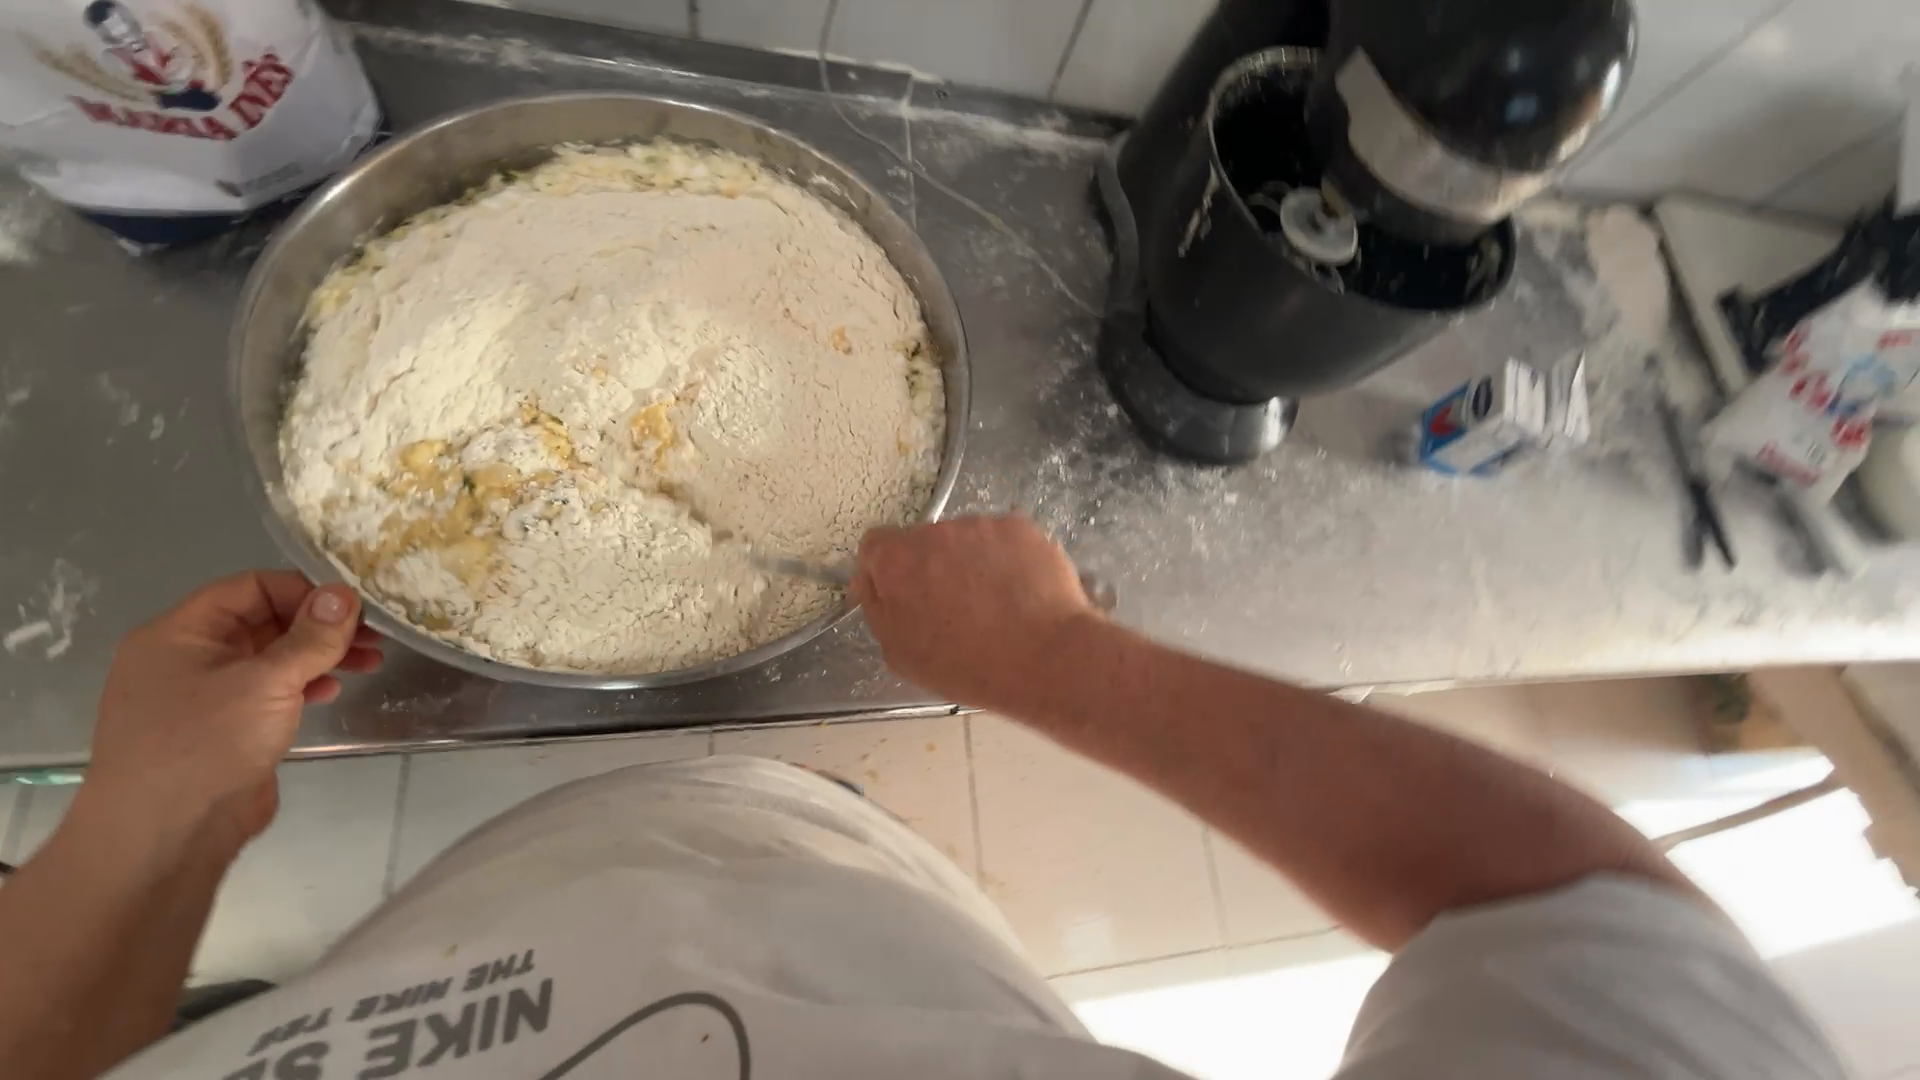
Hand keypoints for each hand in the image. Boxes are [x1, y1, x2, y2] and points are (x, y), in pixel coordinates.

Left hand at [84, 572, 381, 846]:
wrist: (167, 831)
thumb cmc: (207, 743)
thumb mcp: (268, 681)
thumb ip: (312, 636)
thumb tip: (343, 593)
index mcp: (180, 634)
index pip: (251, 587)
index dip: (304, 591)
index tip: (356, 608)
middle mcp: (189, 657)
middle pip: (266, 620)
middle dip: (323, 626)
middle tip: (376, 636)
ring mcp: (206, 692)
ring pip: (275, 655)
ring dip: (323, 654)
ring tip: (371, 663)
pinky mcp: (227, 723)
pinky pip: (272, 687)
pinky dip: (307, 682)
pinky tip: (334, 691)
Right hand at [854, 516, 1097, 708]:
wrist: (1044, 658)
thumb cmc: (967, 665)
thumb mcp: (900, 652)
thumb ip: (878, 607)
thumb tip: (873, 582)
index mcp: (895, 561)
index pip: (875, 547)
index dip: (887, 571)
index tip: (905, 595)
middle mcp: (934, 531)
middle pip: (923, 542)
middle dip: (933, 567)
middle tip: (956, 608)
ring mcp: (980, 525)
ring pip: (966, 539)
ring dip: (972, 562)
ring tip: (996, 604)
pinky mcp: (1019, 526)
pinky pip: (1003, 539)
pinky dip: (1008, 559)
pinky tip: (1020, 593)